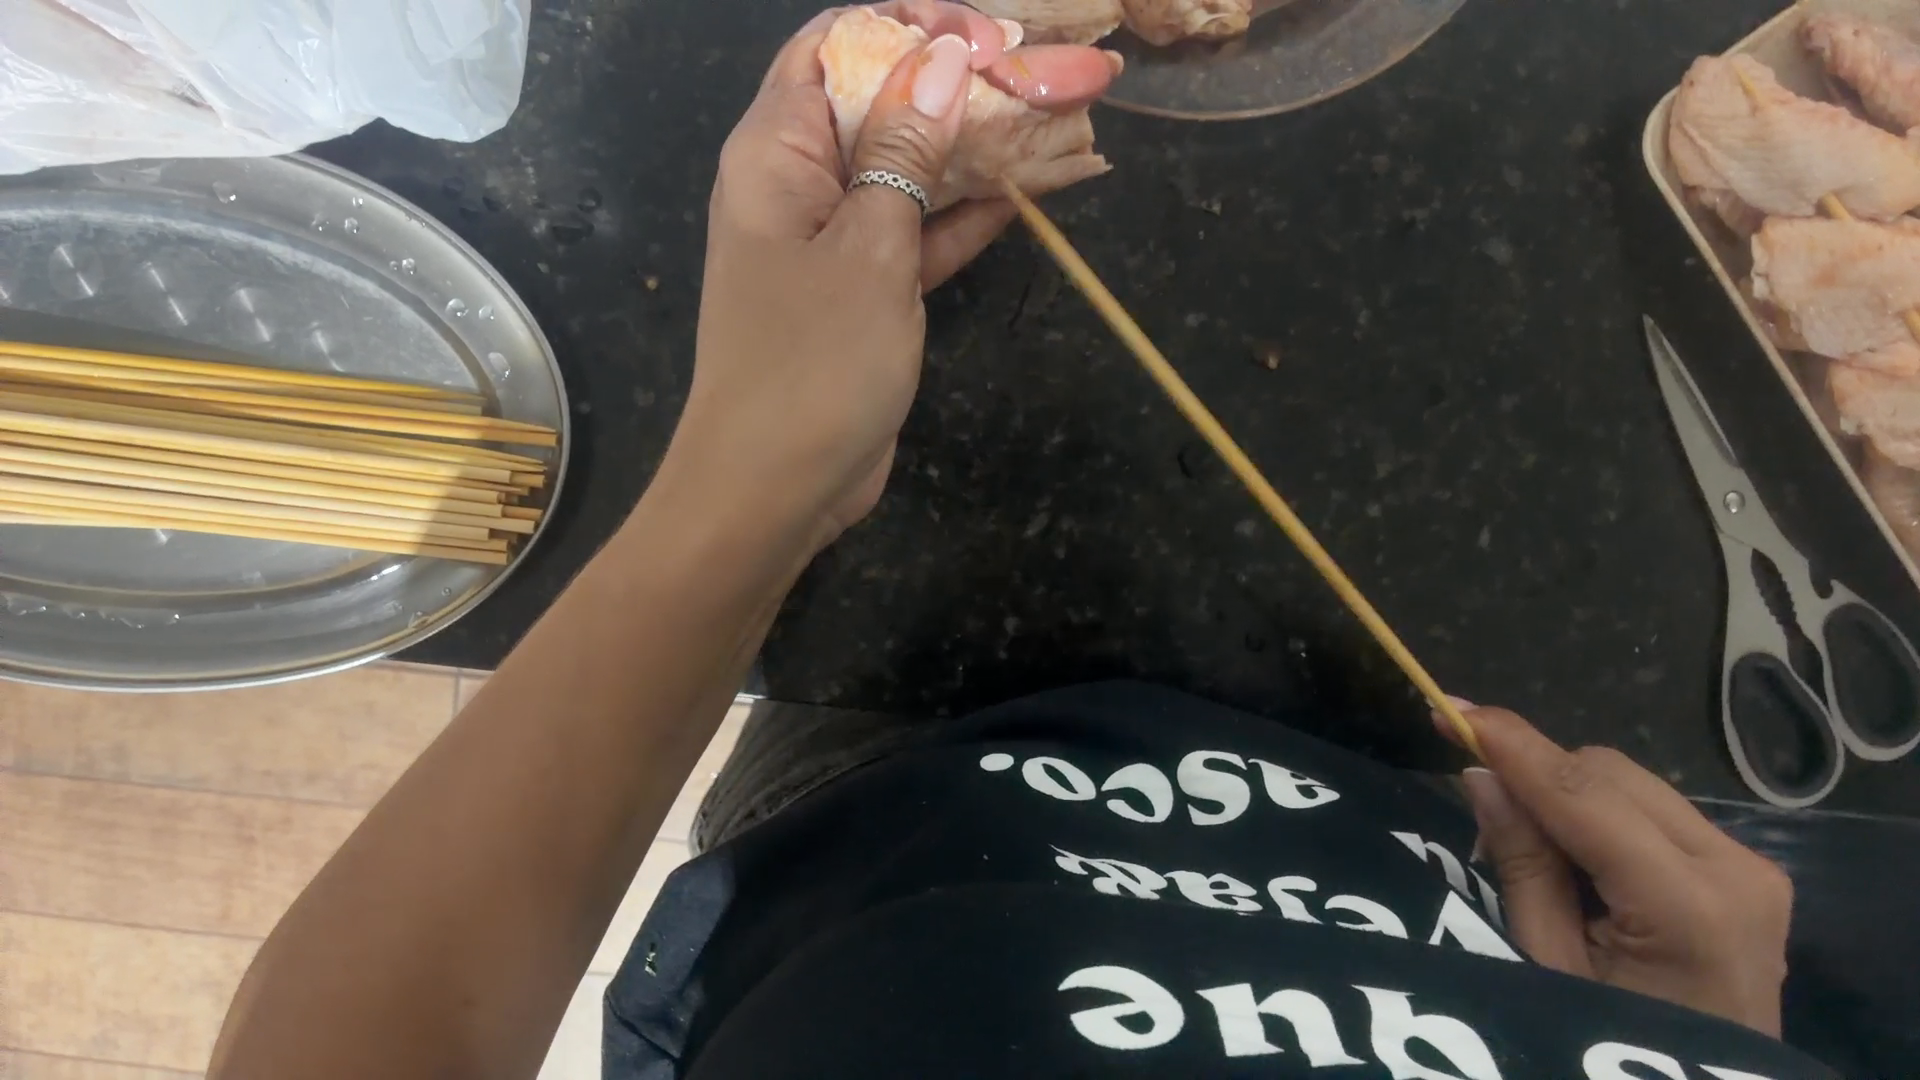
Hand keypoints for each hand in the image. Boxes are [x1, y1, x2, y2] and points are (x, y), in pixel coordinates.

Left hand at [658, 3, 1115, 551]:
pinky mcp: (864, 297)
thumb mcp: (868, 246)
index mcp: (776, 152)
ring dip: (972, 154)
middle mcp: (799, 186)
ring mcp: (834, 246)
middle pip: (880, 108)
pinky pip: (916, 239)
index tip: (987, 34)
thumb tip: (942, 58)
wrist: (779, 484)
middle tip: (1044, 75)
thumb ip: (905, 153)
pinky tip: (1023, 195)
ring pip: (907, 177)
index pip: (836, 47)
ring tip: (1054, 122)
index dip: (909, 28)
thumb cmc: (814, 361)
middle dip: (957, 87)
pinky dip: (963, 221)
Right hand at [1449, 705, 1792, 1036]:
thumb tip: (1482, 775)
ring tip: (1526, 848)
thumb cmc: (1611, 1041)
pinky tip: (1569, 854)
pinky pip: (1643, 804)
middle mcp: (1730, 866)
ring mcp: (1743, 865)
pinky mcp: (1736, 867)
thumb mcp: (1545, 963)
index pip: (1579, 790)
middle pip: (1602, 771)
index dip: (1508, 743)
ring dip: (1559, 790)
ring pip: (1622, 779)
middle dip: (1533, 774)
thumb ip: (1520, 863)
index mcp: (1687, 902)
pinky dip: (1590, 809)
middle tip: (1480, 819)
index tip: (1445, 707)